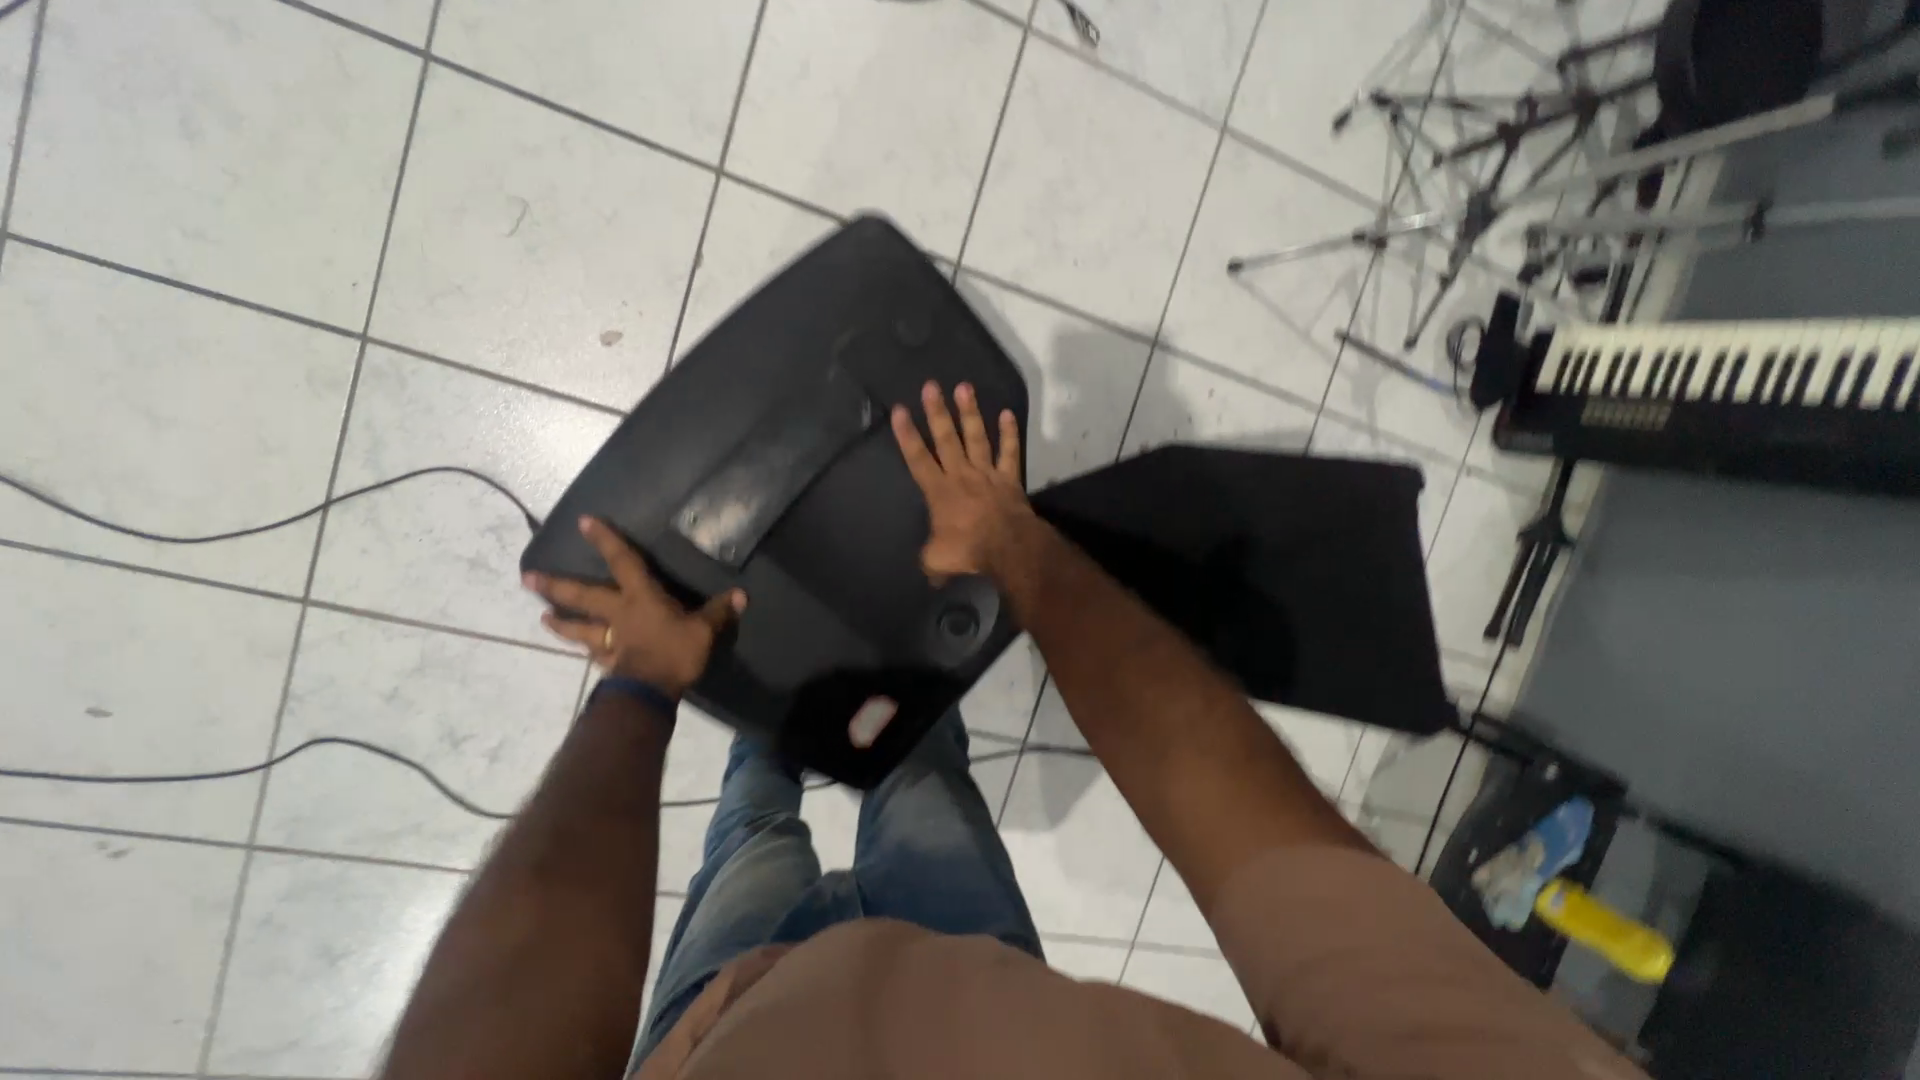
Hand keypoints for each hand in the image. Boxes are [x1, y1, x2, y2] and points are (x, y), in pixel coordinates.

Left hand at [523, 517, 746, 696]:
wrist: (649, 692)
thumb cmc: (674, 652)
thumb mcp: (703, 630)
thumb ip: (718, 612)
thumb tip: (742, 595)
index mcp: (640, 597)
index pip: (622, 561)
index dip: (605, 540)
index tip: (583, 521)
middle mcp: (617, 613)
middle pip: (582, 596)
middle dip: (555, 586)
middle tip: (527, 577)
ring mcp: (608, 639)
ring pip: (577, 627)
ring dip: (560, 622)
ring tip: (543, 616)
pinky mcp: (607, 663)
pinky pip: (592, 653)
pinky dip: (584, 651)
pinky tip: (580, 652)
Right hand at [891, 381, 1035, 582]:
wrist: (1008, 547)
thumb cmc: (968, 550)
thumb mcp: (937, 560)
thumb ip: (930, 560)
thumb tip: (930, 573)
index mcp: (939, 492)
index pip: (918, 459)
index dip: (907, 435)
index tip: (898, 410)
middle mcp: (961, 475)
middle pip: (946, 439)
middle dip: (937, 412)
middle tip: (931, 386)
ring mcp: (987, 474)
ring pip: (976, 437)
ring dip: (970, 412)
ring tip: (964, 387)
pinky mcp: (1009, 479)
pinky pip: (1009, 453)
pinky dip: (1010, 434)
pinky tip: (1008, 414)